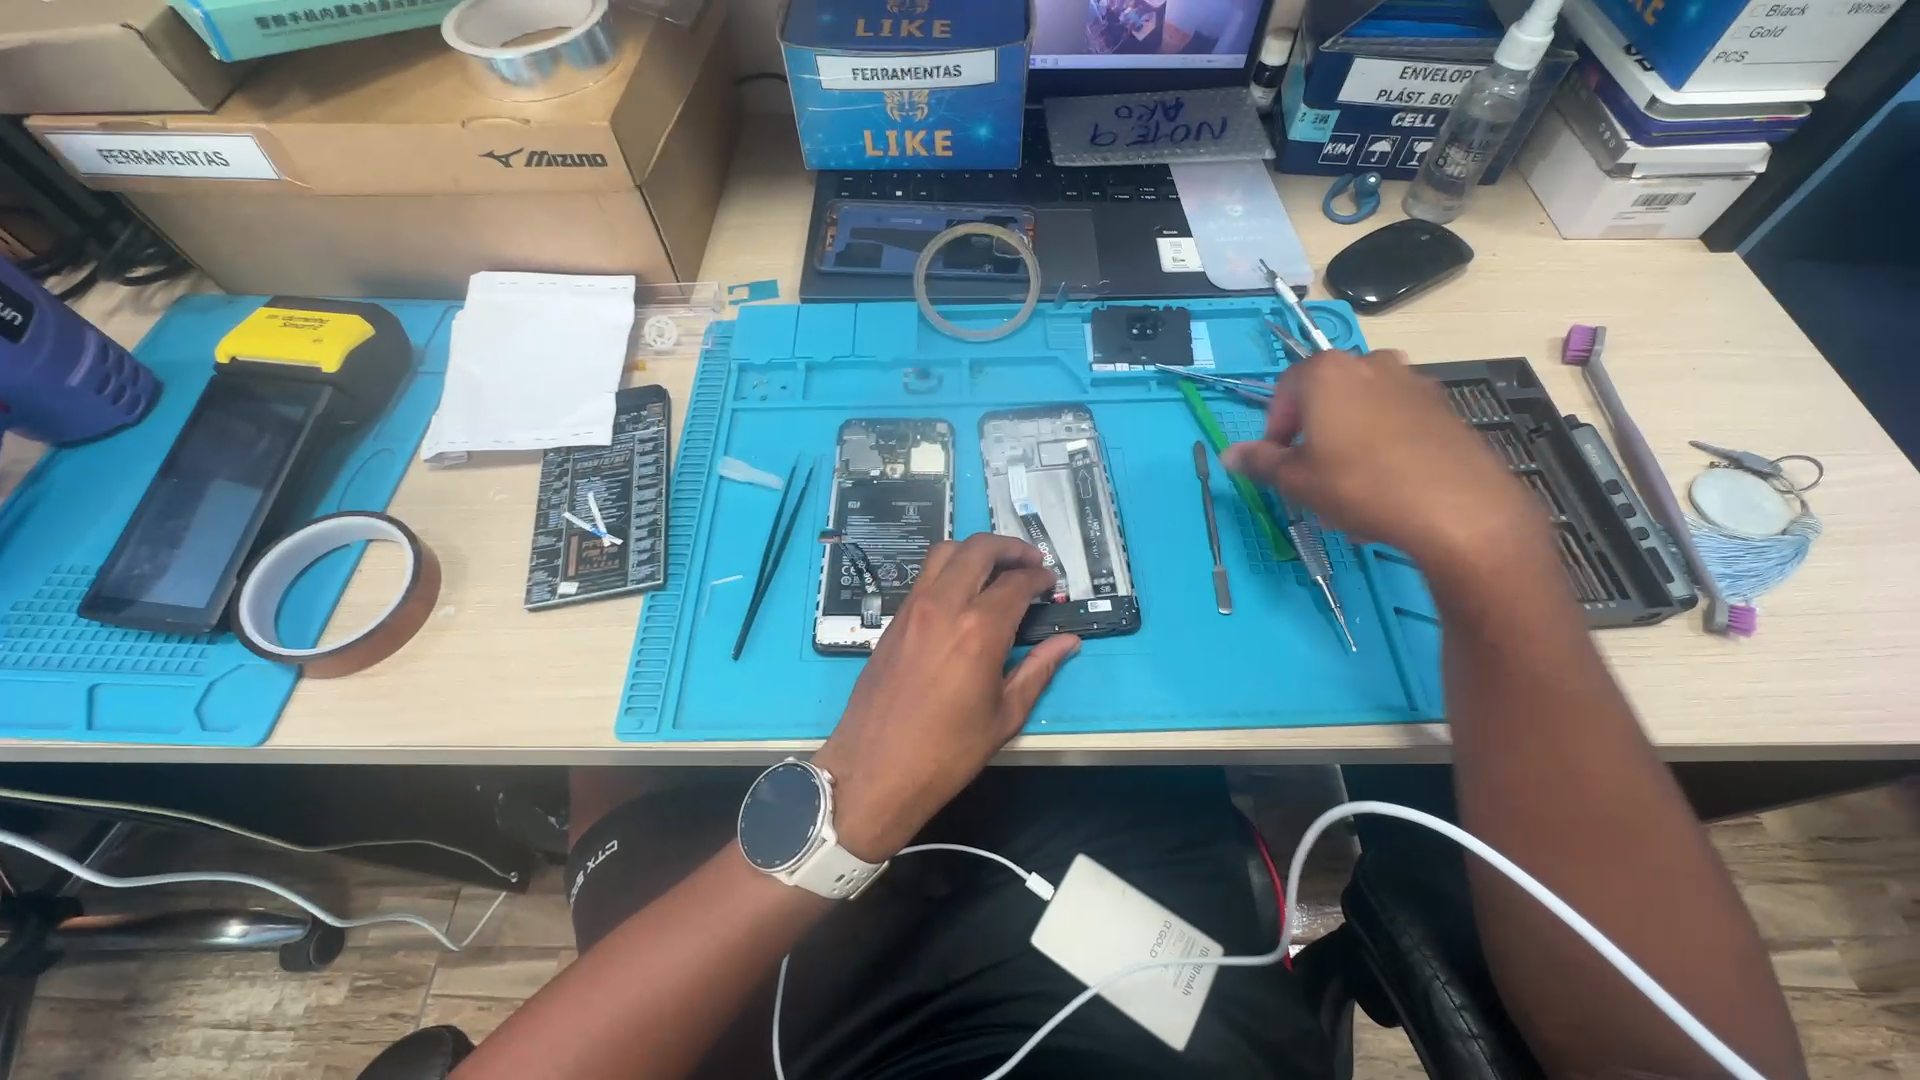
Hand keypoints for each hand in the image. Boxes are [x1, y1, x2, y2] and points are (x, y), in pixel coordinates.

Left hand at [812, 534, 1079, 861]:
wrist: (874, 770)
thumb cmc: (947, 752)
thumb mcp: (1005, 716)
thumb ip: (1038, 670)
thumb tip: (1068, 642)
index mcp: (979, 629)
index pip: (1016, 583)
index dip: (1039, 578)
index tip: (1051, 584)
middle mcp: (944, 605)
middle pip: (978, 549)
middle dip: (1010, 548)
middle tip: (1031, 562)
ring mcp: (913, 609)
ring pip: (944, 552)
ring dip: (975, 551)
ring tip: (996, 568)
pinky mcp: (894, 620)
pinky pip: (924, 576)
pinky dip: (949, 569)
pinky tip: (962, 593)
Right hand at [1222, 349, 1547, 579]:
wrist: (1456, 507)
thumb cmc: (1359, 485)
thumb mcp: (1296, 480)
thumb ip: (1260, 462)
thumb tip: (1228, 454)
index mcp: (1326, 372)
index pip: (1283, 392)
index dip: (1275, 430)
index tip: (1278, 464)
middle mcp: (1369, 363)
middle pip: (1325, 399)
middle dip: (1313, 437)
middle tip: (1312, 479)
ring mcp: (1412, 382)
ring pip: (1361, 413)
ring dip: (1347, 444)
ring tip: (1350, 491)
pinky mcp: (1443, 407)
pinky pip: (1396, 424)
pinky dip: (1383, 448)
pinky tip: (1386, 489)